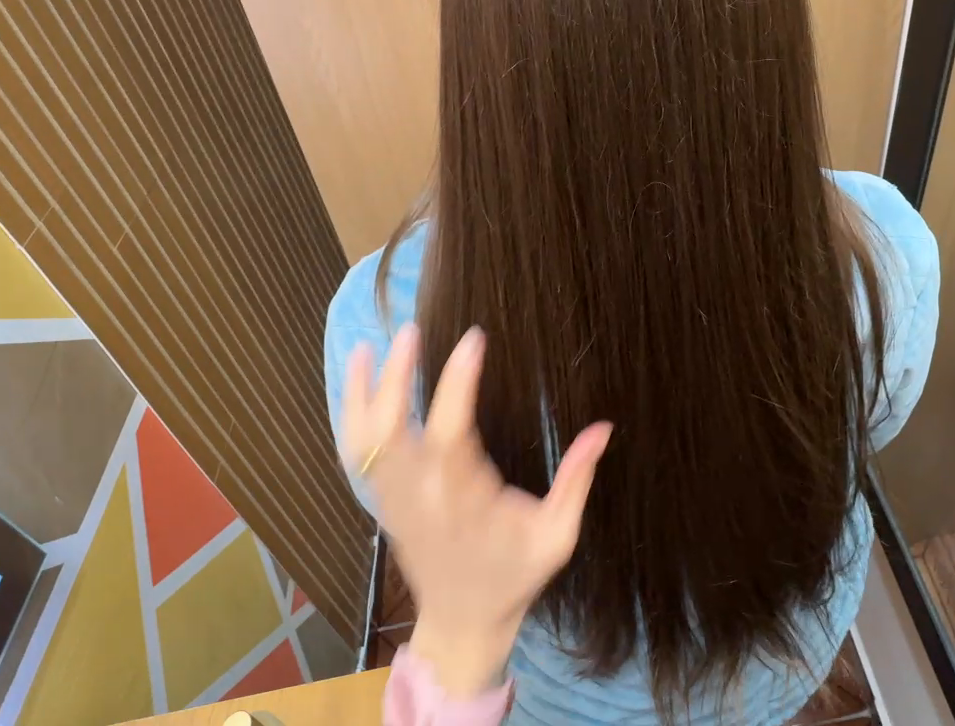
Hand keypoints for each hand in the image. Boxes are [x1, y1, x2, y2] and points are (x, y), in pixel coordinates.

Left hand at [340, 324, 611, 696]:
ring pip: (365, 441)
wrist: (463, 624)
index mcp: (464, 500)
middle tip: (412, 331)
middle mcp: (420, 496)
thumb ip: (576, 481)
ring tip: (368, 346)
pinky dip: (351, 415)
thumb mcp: (557, 535)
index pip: (453, 432)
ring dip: (364, 391)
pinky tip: (355, 379)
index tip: (473, 339)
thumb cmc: (514, 575)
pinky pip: (355, 455)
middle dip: (396, 377)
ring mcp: (394, 500)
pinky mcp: (382, 501)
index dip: (458, 383)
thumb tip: (603, 428)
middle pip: (393, 431)